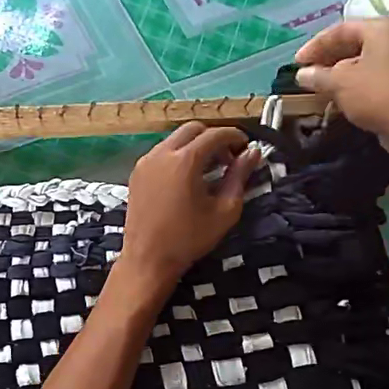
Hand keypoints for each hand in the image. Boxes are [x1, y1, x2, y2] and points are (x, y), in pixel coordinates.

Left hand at [117, 123, 260, 288]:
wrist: (148, 259)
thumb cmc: (189, 239)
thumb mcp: (224, 210)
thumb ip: (240, 177)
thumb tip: (252, 153)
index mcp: (185, 161)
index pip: (215, 134)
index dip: (235, 136)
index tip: (245, 147)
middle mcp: (162, 154)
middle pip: (193, 129)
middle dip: (214, 137)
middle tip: (228, 158)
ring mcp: (146, 162)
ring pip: (175, 139)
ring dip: (195, 145)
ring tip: (209, 169)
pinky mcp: (136, 173)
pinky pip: (161, 152)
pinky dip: (178, 155)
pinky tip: (187, 177)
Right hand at [294, 19, 388, 153]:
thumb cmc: (376, 94)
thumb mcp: (340, 82)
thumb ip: (318, 75)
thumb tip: (302, 74)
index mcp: (379, 29)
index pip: (339, 30)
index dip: (315, 45)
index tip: (296, 62)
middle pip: (351, 44)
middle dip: (326, 59)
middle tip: (307, 73)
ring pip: (360, 62)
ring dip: (337, 73)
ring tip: (318, 86)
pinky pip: (370, 77)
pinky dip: (352, 84)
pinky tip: (338, 97)